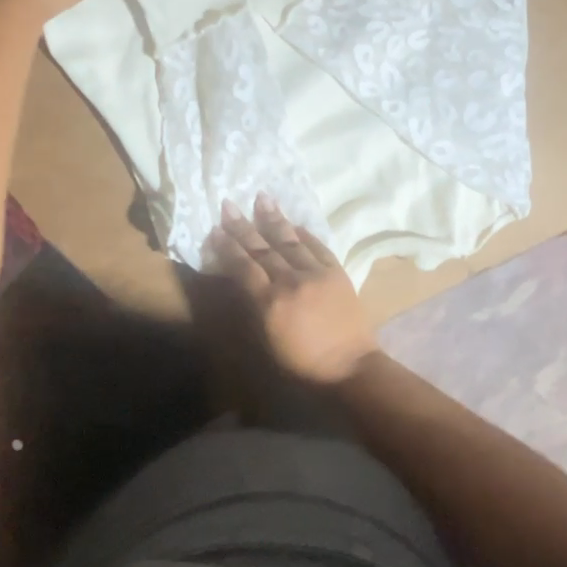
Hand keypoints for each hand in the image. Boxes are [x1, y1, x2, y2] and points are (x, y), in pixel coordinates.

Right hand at [207, 195, 379, 384]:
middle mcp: (290, 281)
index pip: (243, 267)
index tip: (216, 230)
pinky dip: (304, 234)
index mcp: (269, 302)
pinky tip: (294, 224)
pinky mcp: (337, 273)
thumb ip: (254, 310)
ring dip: (274, 220)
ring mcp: (316, 274)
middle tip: (229, 205)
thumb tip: (244, 285)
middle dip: (244, 227)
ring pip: (290, 241)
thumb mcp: (267, 342)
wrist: (350, 368)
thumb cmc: (302, 366)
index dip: (228, 248)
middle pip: (263, 249)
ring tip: (262, 198)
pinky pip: (317, 247)